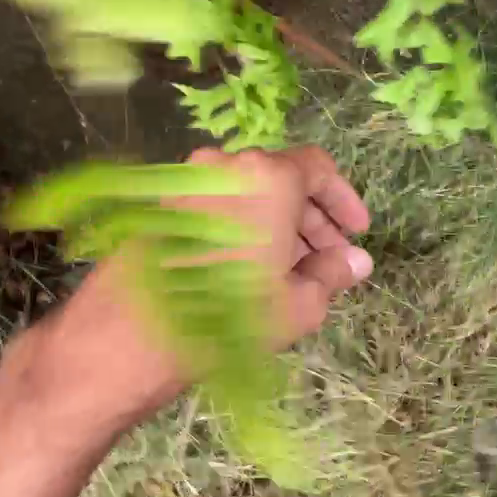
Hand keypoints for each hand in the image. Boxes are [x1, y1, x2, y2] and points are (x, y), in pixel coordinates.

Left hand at [21, 146, 372, 436]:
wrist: (140, 330)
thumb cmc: (234, 314)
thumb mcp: (300, 303)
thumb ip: (333, 274)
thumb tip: (357, 261)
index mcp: (268, 177)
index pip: (318, 169)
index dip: (344, 200)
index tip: (357, 233)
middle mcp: (227, 165)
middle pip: (284, 180)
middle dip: (314, 219)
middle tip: (330, 260)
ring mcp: (190, 183)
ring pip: (251, 194)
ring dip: (281, 226)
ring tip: (294, 271)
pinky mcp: (166, 206)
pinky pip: (221, 206)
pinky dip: (248, 228)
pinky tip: (254, 270)